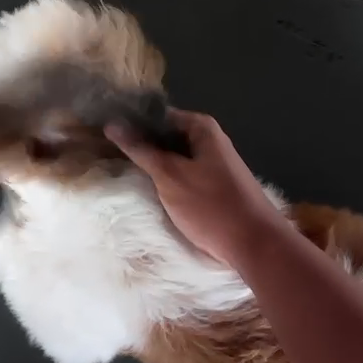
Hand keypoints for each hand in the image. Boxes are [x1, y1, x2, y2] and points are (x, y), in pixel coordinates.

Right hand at [107, 109, 283, 263]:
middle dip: (140, 144)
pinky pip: (182, 173)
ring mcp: (213, 163)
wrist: (257, 246)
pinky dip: (165, 178)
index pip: (157, 115)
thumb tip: (111, 123)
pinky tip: (147, 187)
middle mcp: (209, 140)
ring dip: (152, 163)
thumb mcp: (169, 176)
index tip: (105, 133)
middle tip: (107, 152)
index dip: (132, 122)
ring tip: (121, 168)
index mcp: (201, 128)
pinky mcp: (213, 186)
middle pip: (165, 135)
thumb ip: (140, 149)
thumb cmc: (212, 206)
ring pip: (173, 157)